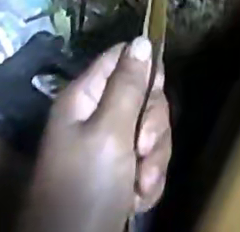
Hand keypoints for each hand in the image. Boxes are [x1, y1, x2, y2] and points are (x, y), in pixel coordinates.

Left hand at [16, 39, 170, 231]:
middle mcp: (95, 116)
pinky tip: (139, 198)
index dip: (144, 68)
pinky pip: (148, 162)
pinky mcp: (120, 176)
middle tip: (143, 148)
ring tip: (140, 184)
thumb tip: (142, 40)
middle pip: (142, 94)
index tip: (155, 92)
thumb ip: (128, 85)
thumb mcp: (109, 132)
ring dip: (154, 158)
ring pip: (150, 130)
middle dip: (153, 124)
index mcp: (84, 97)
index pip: (121, 57)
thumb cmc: (85, 188)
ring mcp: (107, 148)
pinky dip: (149, 180)